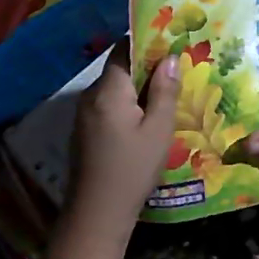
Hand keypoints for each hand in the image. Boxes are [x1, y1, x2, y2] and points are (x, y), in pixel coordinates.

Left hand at [65, 41, 180, 237]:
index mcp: (108, 91)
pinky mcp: (84, 132)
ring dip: (136, 89)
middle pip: (118, 69)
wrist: (97, 214)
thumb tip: (170, 57)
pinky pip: (107, 106)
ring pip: (113, 89)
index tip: (169, 44)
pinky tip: (145, 120)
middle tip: (175, 71)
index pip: (122, 50)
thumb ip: (164, 91)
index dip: (145, 44)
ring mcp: (84, 115)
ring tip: (165, 95)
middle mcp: (90, 96)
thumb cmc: (132, 169)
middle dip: (145, 67)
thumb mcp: (158, 130)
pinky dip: (126, 105)